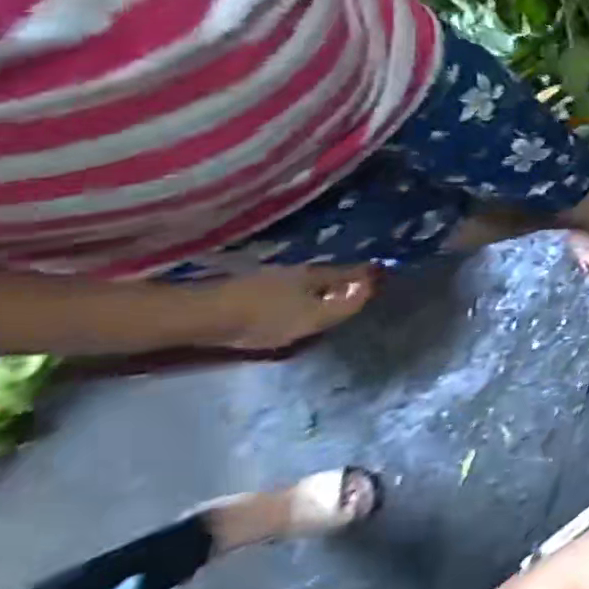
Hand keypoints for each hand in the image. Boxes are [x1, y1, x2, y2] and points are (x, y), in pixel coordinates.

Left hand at [201, 266, 375, 350]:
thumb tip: (374, 285)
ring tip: (329, 293)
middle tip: (360, 284)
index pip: (353, 271)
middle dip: (346, 277)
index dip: (369, 274)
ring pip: (308, 279)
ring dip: (321, 284)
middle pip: (330, 273)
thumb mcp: (312, 317)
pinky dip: (300, 291)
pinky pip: (289, 287)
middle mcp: (300, 270)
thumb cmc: (265, 318)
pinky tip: (295, 299)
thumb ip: (345, 304)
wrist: (203, 317)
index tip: (385, 273)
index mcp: (319, 275)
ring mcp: (274, 277)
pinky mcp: (252, 289)